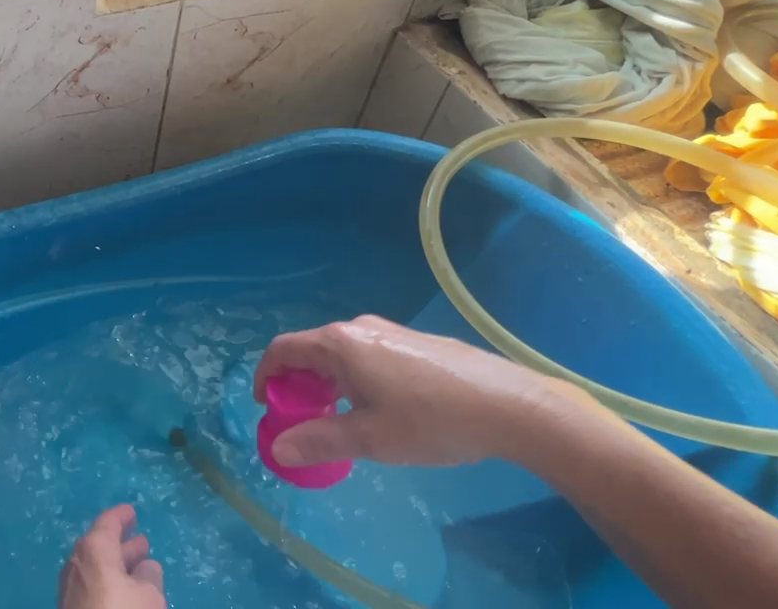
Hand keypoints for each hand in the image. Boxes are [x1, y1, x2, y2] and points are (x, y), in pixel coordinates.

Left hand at [58, 505, 166, 608]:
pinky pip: (93, 586)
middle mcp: (77, 563)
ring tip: (140, 568)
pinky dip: (110, 584)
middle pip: (101, 546)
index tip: (131, 511)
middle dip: (123, 545)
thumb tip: (146, 565)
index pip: (107, 523)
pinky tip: (125, 594)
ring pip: (97, 569)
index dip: (121, 516)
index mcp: (93, 549)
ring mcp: (71, 589)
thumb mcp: (149, 596)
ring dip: (118, 567)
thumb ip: (150, 575)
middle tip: (142, 543)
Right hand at [252, 315, 587, 467]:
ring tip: (341, 418)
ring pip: (340, 353)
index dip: (266, 376)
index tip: (266, 405)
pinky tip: (381, 408)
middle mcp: (357, 329)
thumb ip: (320, 440)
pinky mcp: (414, 342)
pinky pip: (366, 355)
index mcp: (339, 344)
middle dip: (298, 383)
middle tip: (302, 418)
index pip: (283, 350)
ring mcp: (388, 332)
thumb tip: (278, 448)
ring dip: (327, 382)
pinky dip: (353, 377)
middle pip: (310, 349)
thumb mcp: (372, 439)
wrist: (512, 405)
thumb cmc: (433, 421)